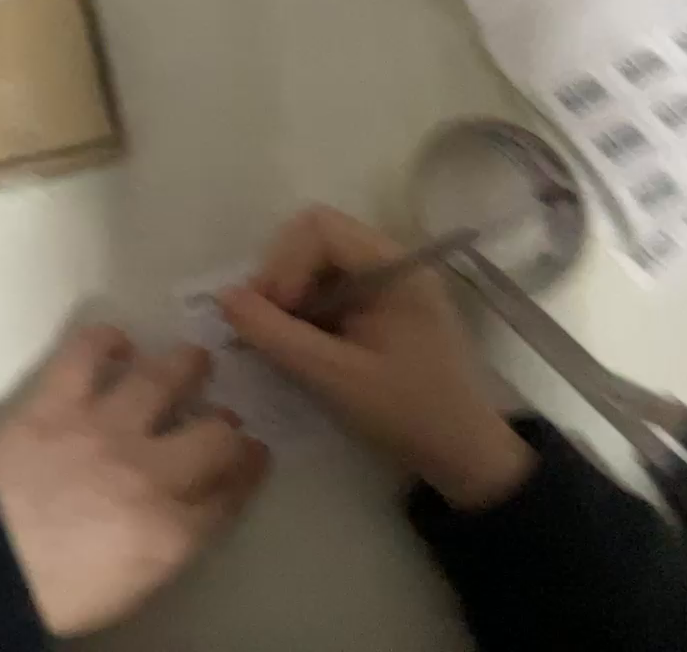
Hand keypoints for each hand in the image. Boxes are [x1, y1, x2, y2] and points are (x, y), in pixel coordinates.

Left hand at [0, 326, 270, 636]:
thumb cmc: (57, 589)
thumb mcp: (134, 583)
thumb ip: (172, 540)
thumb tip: (191, 505)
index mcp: (171, 532)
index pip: (229, 492)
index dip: (248, 469)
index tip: (254, 452)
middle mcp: (150, 471)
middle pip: (213, 437)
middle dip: (227, 426)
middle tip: (223, 416)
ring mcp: (104, 427)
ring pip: (162, 380)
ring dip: (185, 366)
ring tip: (194, 358)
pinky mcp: (58, 400)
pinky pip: (87, 353)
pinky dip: (105, 339)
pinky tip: (118, 340)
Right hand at [219, 206, 535, 510]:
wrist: (464, 458)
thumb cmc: (408, 414)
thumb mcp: (335, 378)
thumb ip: (275, 334)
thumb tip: (222, 296)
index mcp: (395, 268)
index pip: (319, 228)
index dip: (284, 263)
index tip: (274, 311)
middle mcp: (389, 261)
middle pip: (311, 235)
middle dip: (280, 274)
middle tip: (267, 321)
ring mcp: (381, 280)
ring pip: (310, 257)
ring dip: (285, 290)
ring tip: (280, 334)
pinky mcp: (372, 300)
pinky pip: (320, 281)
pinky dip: (298, 304)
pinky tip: (297, 339)